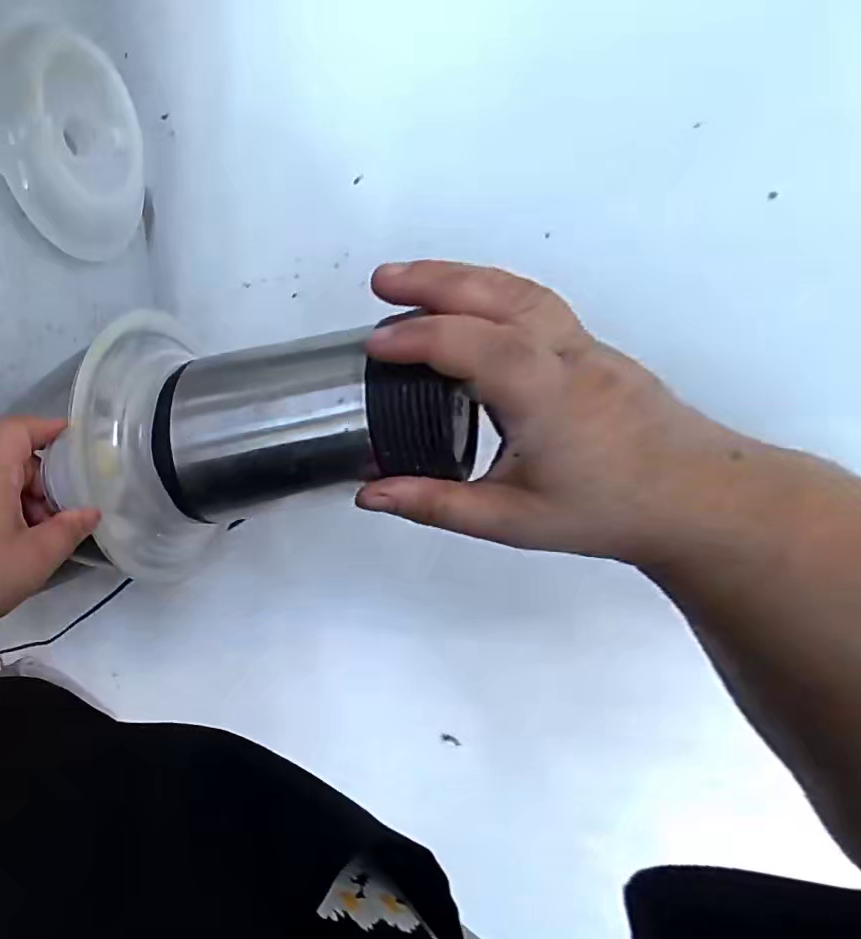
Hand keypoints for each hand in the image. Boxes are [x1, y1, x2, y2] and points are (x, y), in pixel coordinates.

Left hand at [0, 415, 100, 636]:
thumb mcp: (38, 555)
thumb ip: (70, 528)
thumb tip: (90, 512)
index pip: (16, 428)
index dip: (46, 427)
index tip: (76, 444)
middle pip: (14, 455)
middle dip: (45, 477)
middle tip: (64, 513)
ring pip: (3, 477)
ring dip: (29, 496)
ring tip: (44, 534)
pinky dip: (11, 506)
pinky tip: (22, 540)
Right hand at [357, 259, 772, 566]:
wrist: (708, 500)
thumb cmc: (612, 510)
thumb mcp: (509, 521)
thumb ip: (433, 504)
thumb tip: (368, 494)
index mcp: (552, 401)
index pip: (485, 349)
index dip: (425, 338)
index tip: (373, 343)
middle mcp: (570, 363)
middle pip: (507, 300)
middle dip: (440, 282)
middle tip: (382, 280)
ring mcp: (584, 351)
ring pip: (522, 294)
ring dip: (461, 279)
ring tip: (405, 280)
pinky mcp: (585, 353)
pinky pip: (532, 307)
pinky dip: (485, 294)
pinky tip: (453, 305)